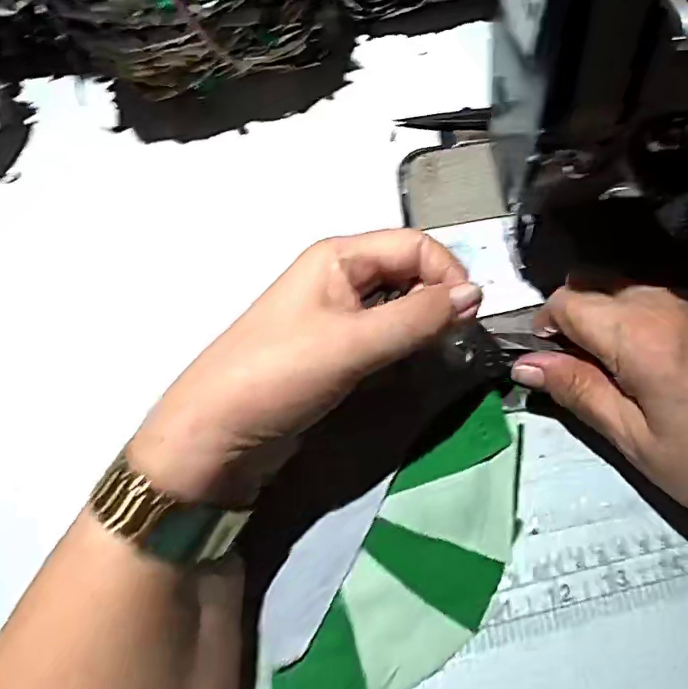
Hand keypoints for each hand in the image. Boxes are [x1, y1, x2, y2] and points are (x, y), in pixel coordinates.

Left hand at [128, 230, 479, 504]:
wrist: (210, 443)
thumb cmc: (278, 377)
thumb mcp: (353, 344)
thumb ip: (419, 317)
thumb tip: (476, 295)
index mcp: (340, 256)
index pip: (416, 245)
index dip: (447, 273)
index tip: (467, 313)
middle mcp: (342, 274)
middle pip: (412, 269)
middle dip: (439, 296)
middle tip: (455, 333)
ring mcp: (340, 310)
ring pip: (403, 300)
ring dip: (426, 319)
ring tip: (437, 347)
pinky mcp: (340, 344)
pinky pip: (389, 328)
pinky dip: (409, 339)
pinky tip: (413, 359)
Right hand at [512, 284, 687, 578]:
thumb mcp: (638, 443)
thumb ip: (579, 391)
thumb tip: (526, 363)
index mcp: (640, 329)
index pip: (567, 299)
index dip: (546, 327)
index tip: (548, 363)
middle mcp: (669, 297)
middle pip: (599, 283)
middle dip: (578, 317)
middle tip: (585, 373)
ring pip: (634, 288)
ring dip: (615, 317)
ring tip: (631, 374)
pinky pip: (671, 299)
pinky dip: (652, 318)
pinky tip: (674, 365)